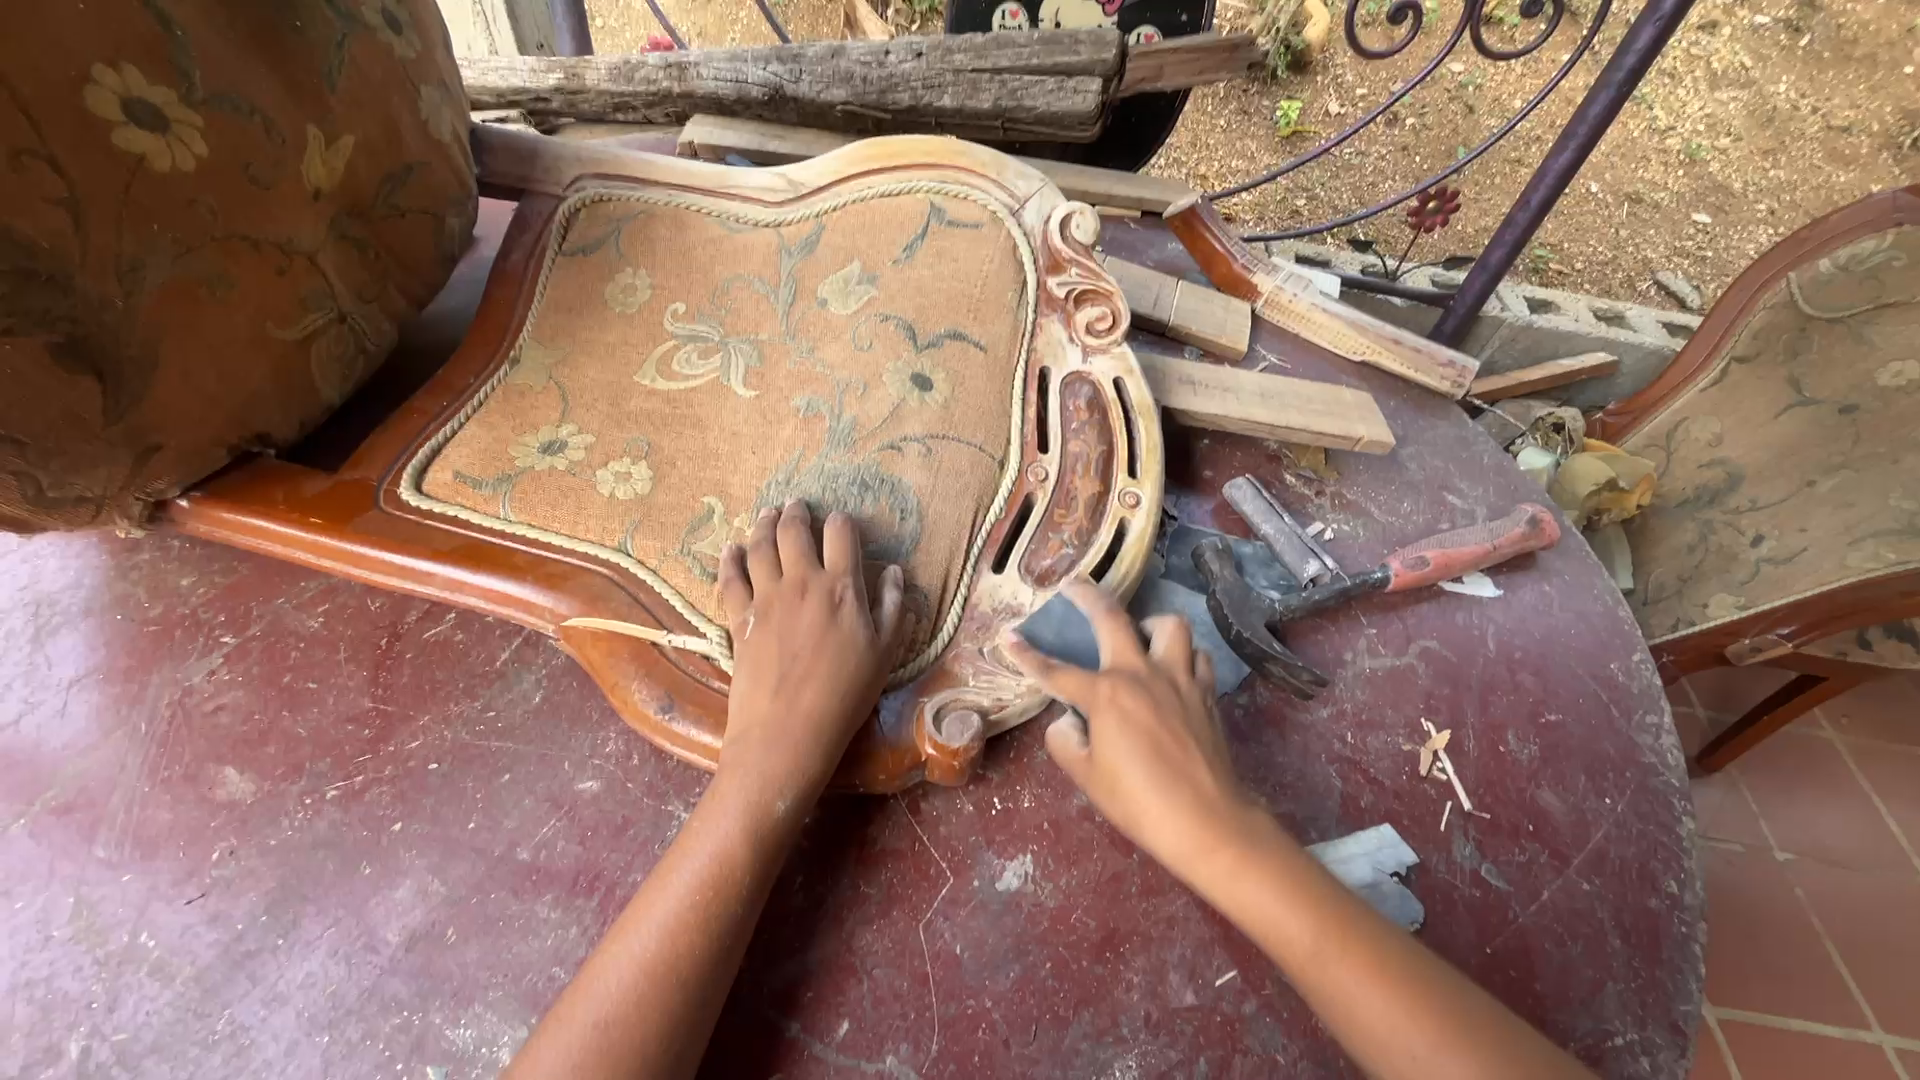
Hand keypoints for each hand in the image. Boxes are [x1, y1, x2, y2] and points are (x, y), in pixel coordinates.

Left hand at [715, 500, 905, 803]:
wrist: (787, 731)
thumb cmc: (845, 695)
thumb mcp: (886, 653)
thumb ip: (893, 607)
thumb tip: (894, 572)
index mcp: (843, 587)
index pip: (841, 533)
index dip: (842, 521)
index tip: (841, 521)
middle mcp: (802, 581)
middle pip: (794, 530)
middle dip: (796, 512)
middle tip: (796, 504)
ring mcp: (766, 597)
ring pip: (760, 545)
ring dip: (763, 524)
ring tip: (767, 514)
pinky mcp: (739, 618)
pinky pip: (730, 577)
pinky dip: (730, 557)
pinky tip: (732, 548)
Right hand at [1003, 581, 1259, 876]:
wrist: (1206, 820)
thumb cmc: (1139, 802)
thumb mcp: (1087, 777)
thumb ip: (1065, 742)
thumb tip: (1067, 720)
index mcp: (1105, 694)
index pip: (1056, 671)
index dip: (1027, 655)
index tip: (1008, 637)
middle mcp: (1140, 674)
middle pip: (1112, 618)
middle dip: (1086, 596)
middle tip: (1073, 586)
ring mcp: (1178, 679)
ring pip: (1169, 625)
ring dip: (1150, 625)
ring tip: (1140, 637)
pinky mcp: (1205, 692)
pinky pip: (1196, 657)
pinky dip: (1183, 657)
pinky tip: (1173, 671)